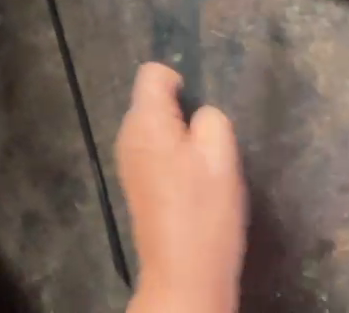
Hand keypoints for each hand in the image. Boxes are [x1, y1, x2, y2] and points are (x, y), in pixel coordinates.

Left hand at [117, 63, 246, 312]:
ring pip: (154, 127)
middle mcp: (127, 133)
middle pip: (151, 99)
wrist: (183, 276)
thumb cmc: (203, 211)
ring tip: (201, 169)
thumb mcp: (221, 155)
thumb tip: (199, 114)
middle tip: (207, 145)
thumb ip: (211, 119)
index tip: (201, 112)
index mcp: (144, 119)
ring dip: (178, 138)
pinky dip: (171, 159)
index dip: (181, 81)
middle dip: (181, 112)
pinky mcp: (134, 183)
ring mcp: (127, 159)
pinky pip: (152, 151)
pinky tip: (190, 187)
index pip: (152, 72)